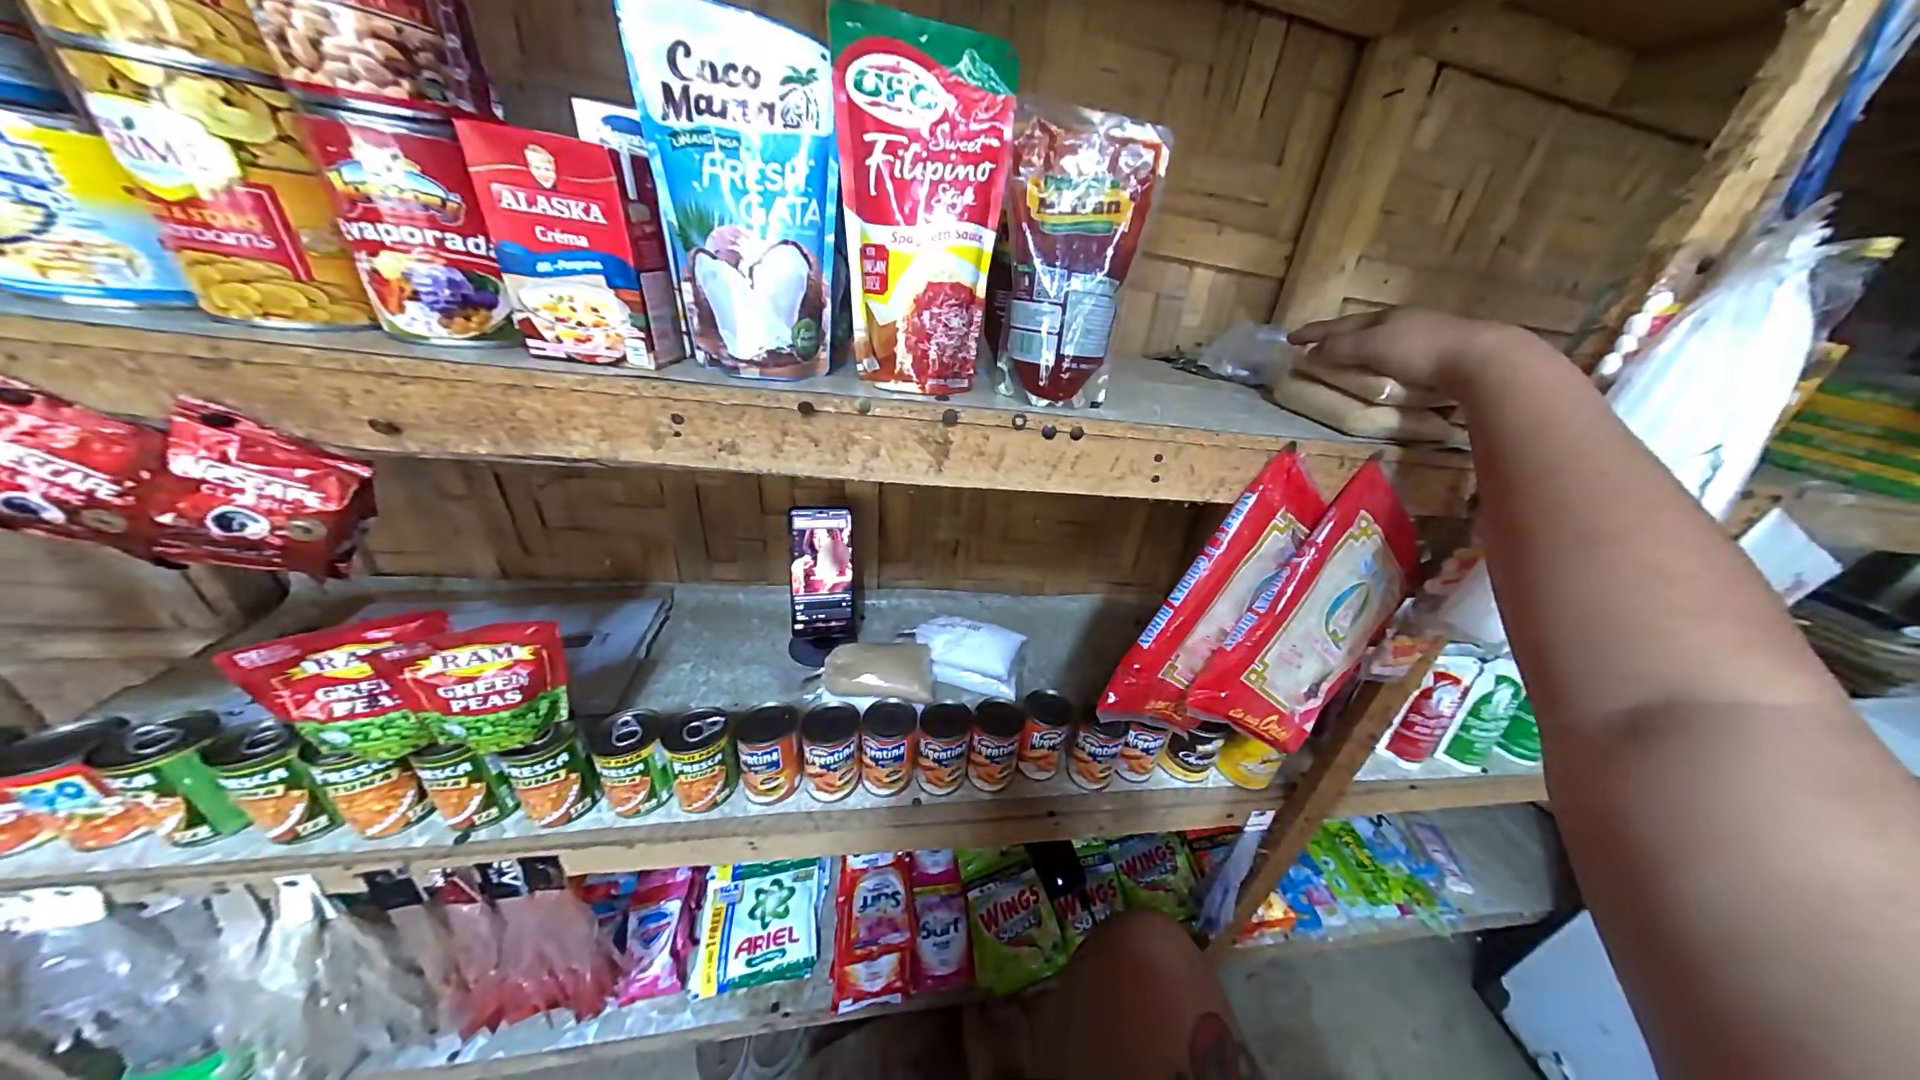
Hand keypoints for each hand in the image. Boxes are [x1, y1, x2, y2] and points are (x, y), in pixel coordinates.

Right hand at [1290, 308, 1516, 395]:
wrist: (1482, 360)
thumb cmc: (1420, 351)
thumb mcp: (1373, 347)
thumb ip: (1341, 348)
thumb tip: (1312, 351)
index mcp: (1384, 318)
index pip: (1340, 325)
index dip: (1314, 332)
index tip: (1290, 339)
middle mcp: (1403, 322)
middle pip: (1362, 327)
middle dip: (1337, 335)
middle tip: (1316, 345)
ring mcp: (1425, 335)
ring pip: (1382, 339)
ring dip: (1360, 347)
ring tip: (1347, 358)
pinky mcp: (1442, 354)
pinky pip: (1400, 353)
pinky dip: (1382, 358)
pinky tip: (1383, 368)